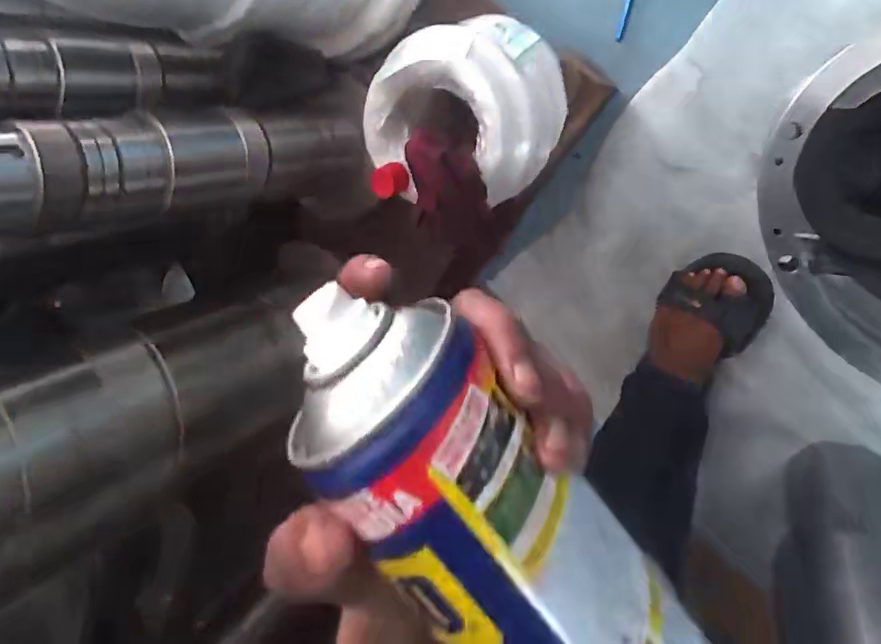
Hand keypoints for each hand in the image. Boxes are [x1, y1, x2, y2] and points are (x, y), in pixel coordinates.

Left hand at [264, 255, 593, 641]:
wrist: (445, 606)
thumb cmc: (378, 567)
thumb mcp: (335, 570)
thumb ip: (307, 560)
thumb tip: (324, 534)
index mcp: (383, 391)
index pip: (371, 319)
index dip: (366, 285)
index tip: (374, 274)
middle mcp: (442, 375)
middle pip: (473, 319)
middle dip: (503, 333)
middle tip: (523, 384)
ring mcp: (496, 394)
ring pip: (527, 350)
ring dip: (550, 379)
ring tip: (554, 443)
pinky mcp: (538, 422)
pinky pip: (565, 396)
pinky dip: (573, 416)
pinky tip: (567, 458)